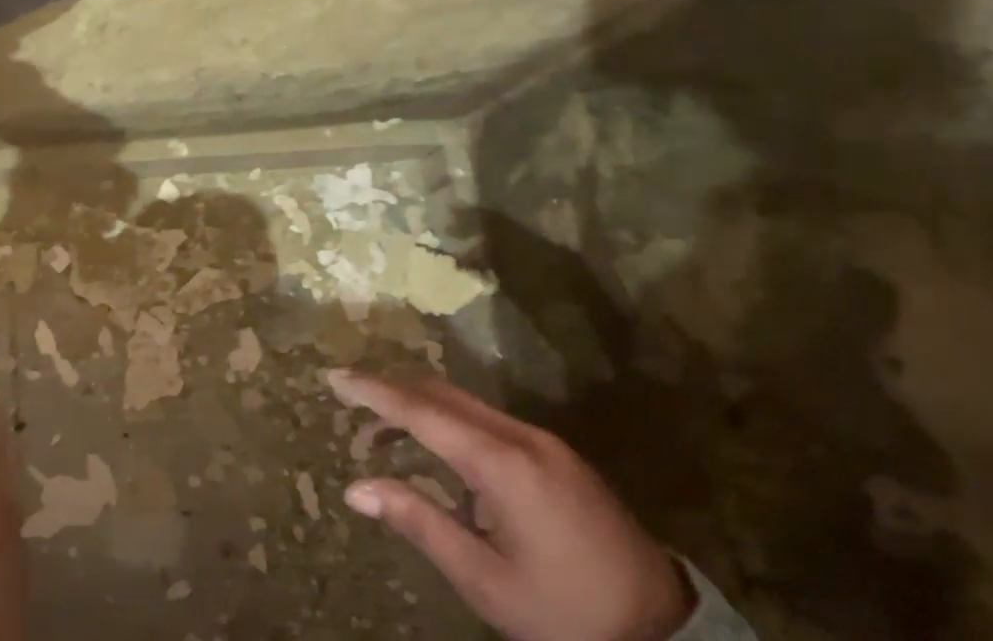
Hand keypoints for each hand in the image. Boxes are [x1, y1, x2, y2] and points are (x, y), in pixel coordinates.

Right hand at [329, 370, 689, 640]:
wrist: (659, 626)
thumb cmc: (561, 609)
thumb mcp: (482, 577)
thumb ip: (418, 521)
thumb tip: (356, 488)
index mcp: (502, 463)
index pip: (423, 411)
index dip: (373, 392)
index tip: (333, 377)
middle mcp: (523, 437)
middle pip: (443, 394)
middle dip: (391, 392)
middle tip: (348, 403)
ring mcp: (544, 442)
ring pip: (466, 404)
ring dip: (419, 408)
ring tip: (379, 436)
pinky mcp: (556, 456)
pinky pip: (488, 421)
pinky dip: (448, 423)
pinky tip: (433, 450)